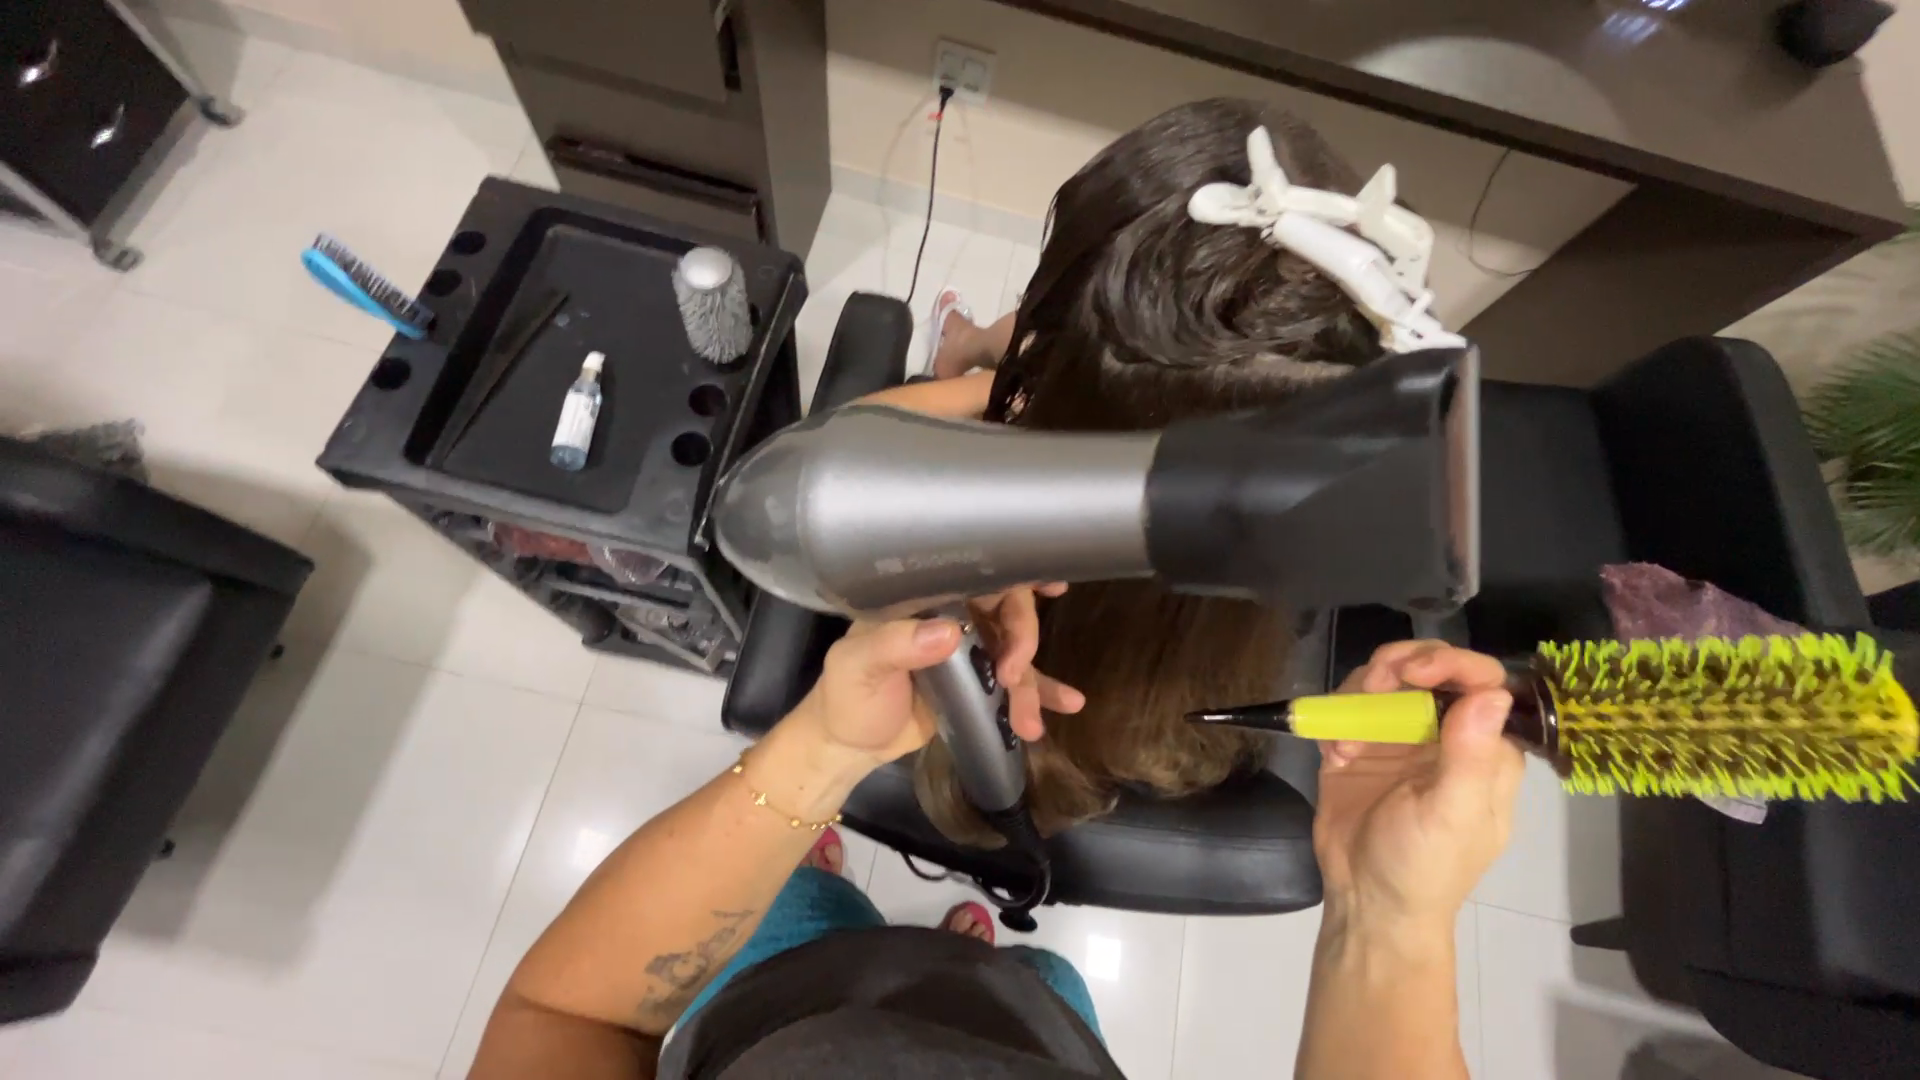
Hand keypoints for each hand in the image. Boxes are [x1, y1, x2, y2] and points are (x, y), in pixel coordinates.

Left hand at [788, 586, 1084, 770]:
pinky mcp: (980, 686)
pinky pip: (1018, 684)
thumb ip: (895, 646)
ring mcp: (970, 653)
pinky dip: (1044, 693)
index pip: (974, 578)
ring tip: (1029, 721)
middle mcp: (952, 619)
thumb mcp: (858, 667)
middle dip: (1022, 640)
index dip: (1013, 576)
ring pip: (1017, 653)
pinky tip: (1069, 703)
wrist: (850, 746)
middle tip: (1012, 675)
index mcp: (924, 602)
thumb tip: (948, 633)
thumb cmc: (847, 696)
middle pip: (1007, 612)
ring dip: (1032, 684)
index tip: (1048, 583)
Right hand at [1313, 641, 1524, 933]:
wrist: (1365, 899)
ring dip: (1359, 699)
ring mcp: (1397, 737)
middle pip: (1425, 669)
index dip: (1450, 663)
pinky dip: (1335, 721)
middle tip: (1373, 690)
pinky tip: (1335, 755)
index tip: (1414, 671)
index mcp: (1482, 749)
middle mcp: (1442, 734)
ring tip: (1348, 743)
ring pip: (1380, 681)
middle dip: (1396, 668)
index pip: (1480, 681)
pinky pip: (1345, 707)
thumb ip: (1471, 756)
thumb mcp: (1452, 814)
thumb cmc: (1423, 865)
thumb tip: (1492, 694)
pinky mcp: (1357, 744)